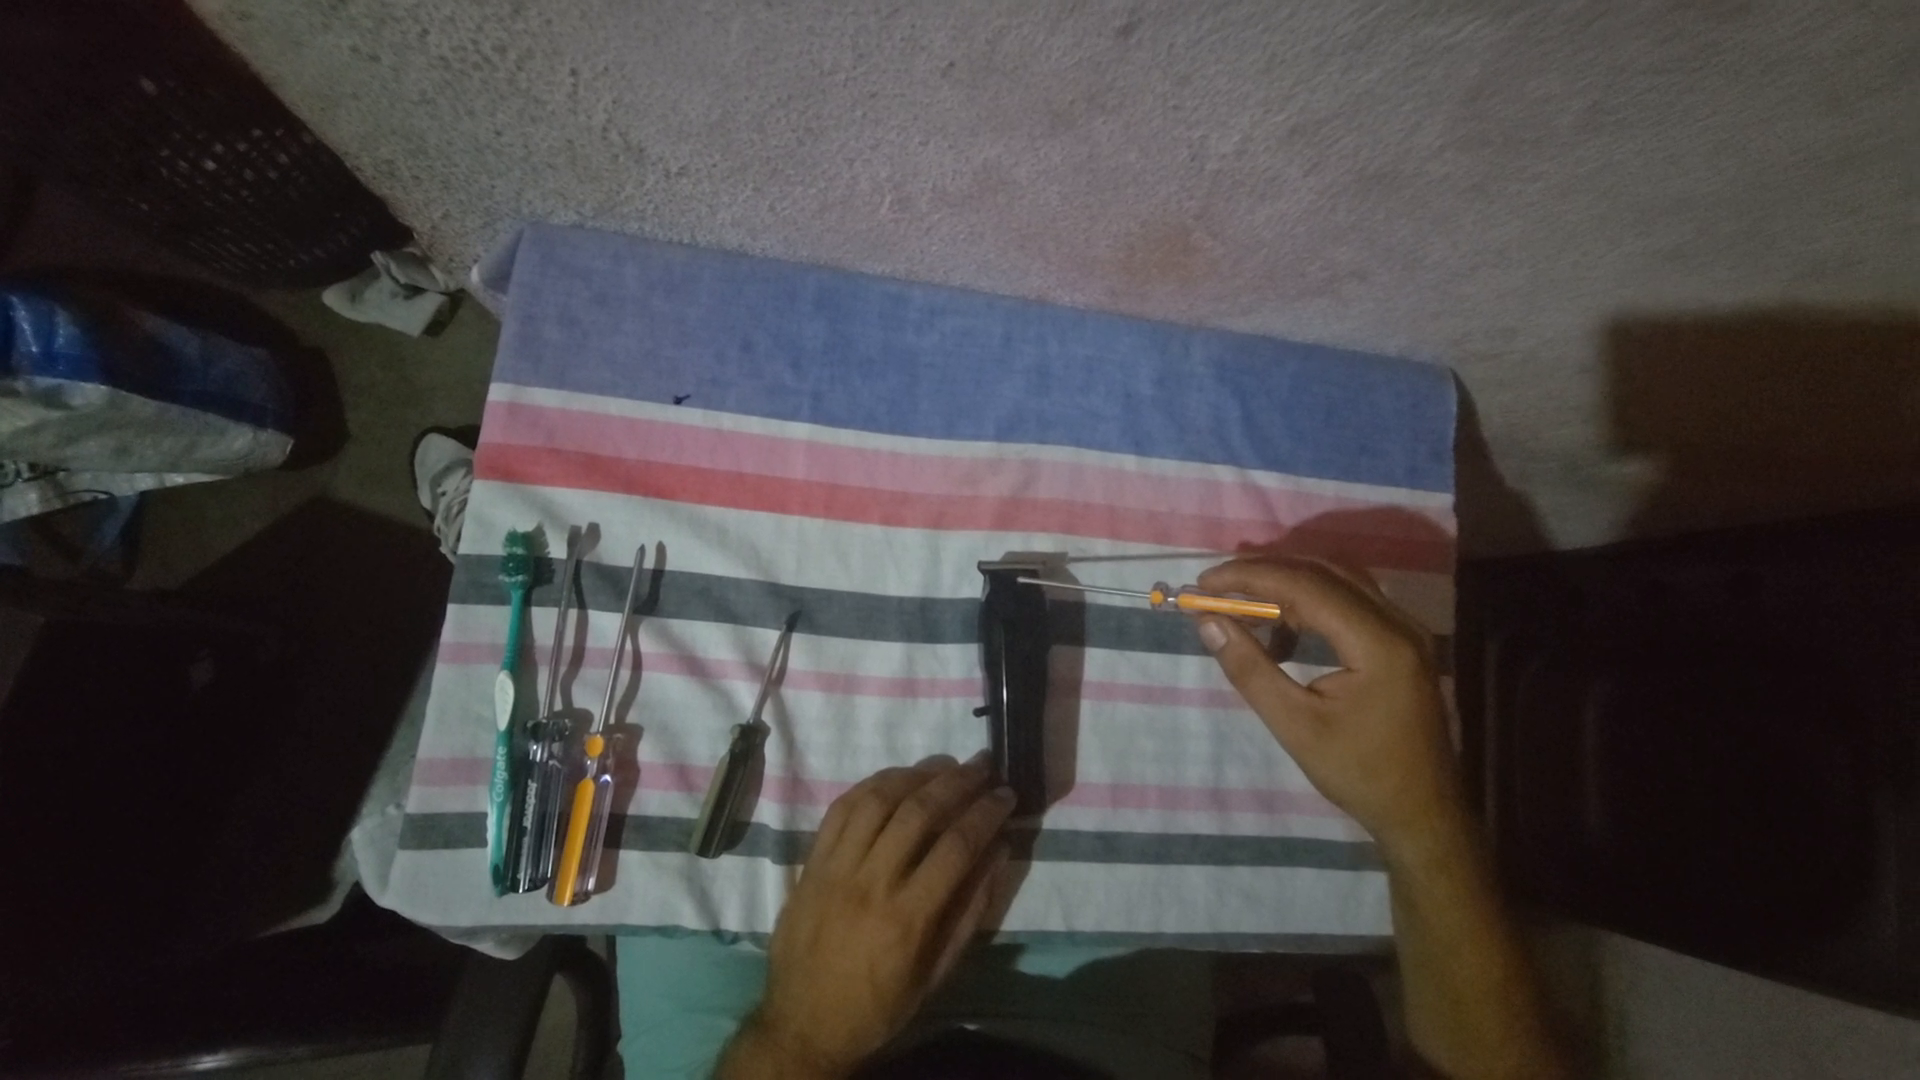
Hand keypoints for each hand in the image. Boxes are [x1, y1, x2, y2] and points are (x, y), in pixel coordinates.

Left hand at [725, 755, 1013, 1077]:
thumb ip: (969, 912)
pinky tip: (895, 778)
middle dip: (958, 782)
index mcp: (908, 918)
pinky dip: (872, 785)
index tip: (1007, 794)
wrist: (802, 1025)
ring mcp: (836, 868)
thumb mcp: (936, 974)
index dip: (987, 813)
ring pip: (878, 800)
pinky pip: (842, 808)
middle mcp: (872, 883)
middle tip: (982, 765)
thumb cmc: (878, 1007)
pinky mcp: (811, 862)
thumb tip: (998, 852)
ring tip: (943, 765)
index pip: (957, 846)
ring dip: (916, 774)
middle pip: (919, 812)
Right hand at [1193, 557, 1462, 849]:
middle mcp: (1398, 623)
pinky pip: (1350, 602)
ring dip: (1286, 584)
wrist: (1423, 814)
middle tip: (1216, 585)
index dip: (1250, 577)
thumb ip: (1249, 668)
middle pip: (1323, 572)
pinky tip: (1281, 633)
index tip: (1204, 584)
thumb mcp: (1293, 725)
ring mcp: (1405, 631)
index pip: (1306, 585)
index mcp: (1378, 642)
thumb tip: (1208, 622)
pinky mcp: (1400, 643)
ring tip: (1241, 601)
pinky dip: (1309, 604)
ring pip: (1337, 581)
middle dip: (1265, 572)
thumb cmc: (1358, 773)